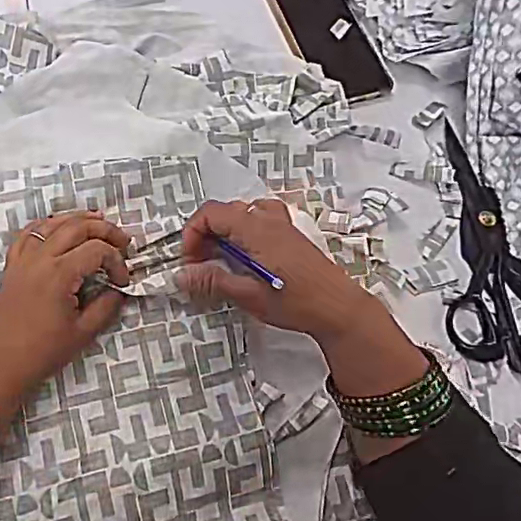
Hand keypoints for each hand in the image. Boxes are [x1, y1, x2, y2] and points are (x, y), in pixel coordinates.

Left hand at [0, 211, 131, 403]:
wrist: (2, 363)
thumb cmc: (42, 352)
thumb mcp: (84, 332)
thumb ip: (106, 306)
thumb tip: (118, 290)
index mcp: (59, 274)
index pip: (97, 250)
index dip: (117, 261)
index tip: (123, 280)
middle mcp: (39, 259)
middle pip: (77, 227)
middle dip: (105, 229)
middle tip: (123, 241)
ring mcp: (23, 260)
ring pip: (52, 224)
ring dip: (77, 219)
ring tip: (98, 221)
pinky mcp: (13, 266)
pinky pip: (28, 234)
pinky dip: (46, 225)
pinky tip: (58, 227)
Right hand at [176, 198, 381, 341]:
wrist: (338, 308)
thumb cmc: (298, 302)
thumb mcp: (248, 295)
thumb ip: (212, 281)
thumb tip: (183, 275)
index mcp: (255, 229)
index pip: (211, 213)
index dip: (193, 233)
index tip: (190, 259)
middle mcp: (269, 220)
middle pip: (225, 212)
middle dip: (205, 235)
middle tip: (201, 264)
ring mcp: (282, 226)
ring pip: (242, 215)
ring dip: (225, 233)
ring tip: (222, 260)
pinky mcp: (291, 237)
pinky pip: (260, 221)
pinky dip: (245, 232)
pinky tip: (247, 257)